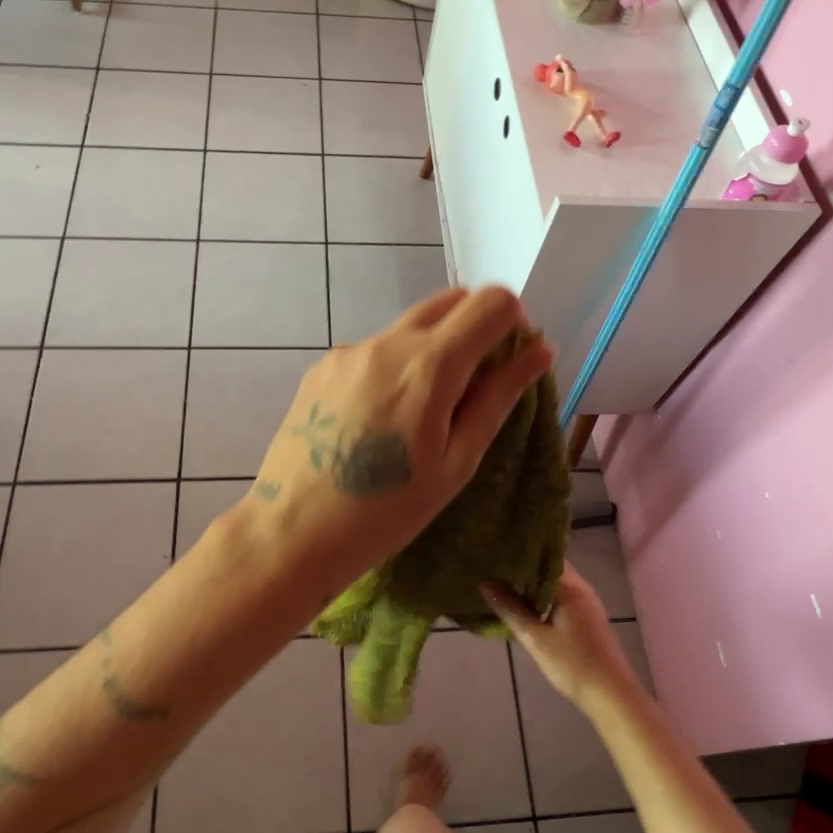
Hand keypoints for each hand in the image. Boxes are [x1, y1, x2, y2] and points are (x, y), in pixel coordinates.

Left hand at [242, 287, 552, 581]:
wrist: (292, 531)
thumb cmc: (387, 511)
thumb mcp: (456, 462)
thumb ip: (498, 397)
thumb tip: (539, 351)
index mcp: (430, 364)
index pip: (491, 302)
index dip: (513, 323)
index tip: (510, 362)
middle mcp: (388, 342)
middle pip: (450, 301)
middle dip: (475, 328)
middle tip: (474, 389)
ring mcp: (349, 352)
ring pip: (409, 329)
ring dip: (432, 352)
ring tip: (416, 421)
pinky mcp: (321, 368)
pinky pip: (374, 353)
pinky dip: (393, 371)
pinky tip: (376, 426)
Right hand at [483, 564, 639, 711]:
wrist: (612, 696)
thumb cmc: (573, 664)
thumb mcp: (535, 639)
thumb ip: (511, 610)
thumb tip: (485, 584)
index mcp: (571, 587)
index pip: (544, 557)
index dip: (521, 554)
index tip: (498, 553)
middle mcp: (582, 589)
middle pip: (551, 569)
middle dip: (525, 569)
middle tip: (496, 568)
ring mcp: (588, 604)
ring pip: (557, 584)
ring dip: (535, 584)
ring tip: (505, 584)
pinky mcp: (588, 619)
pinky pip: (563, 597)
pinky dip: (545, 597)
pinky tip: (527, 606)